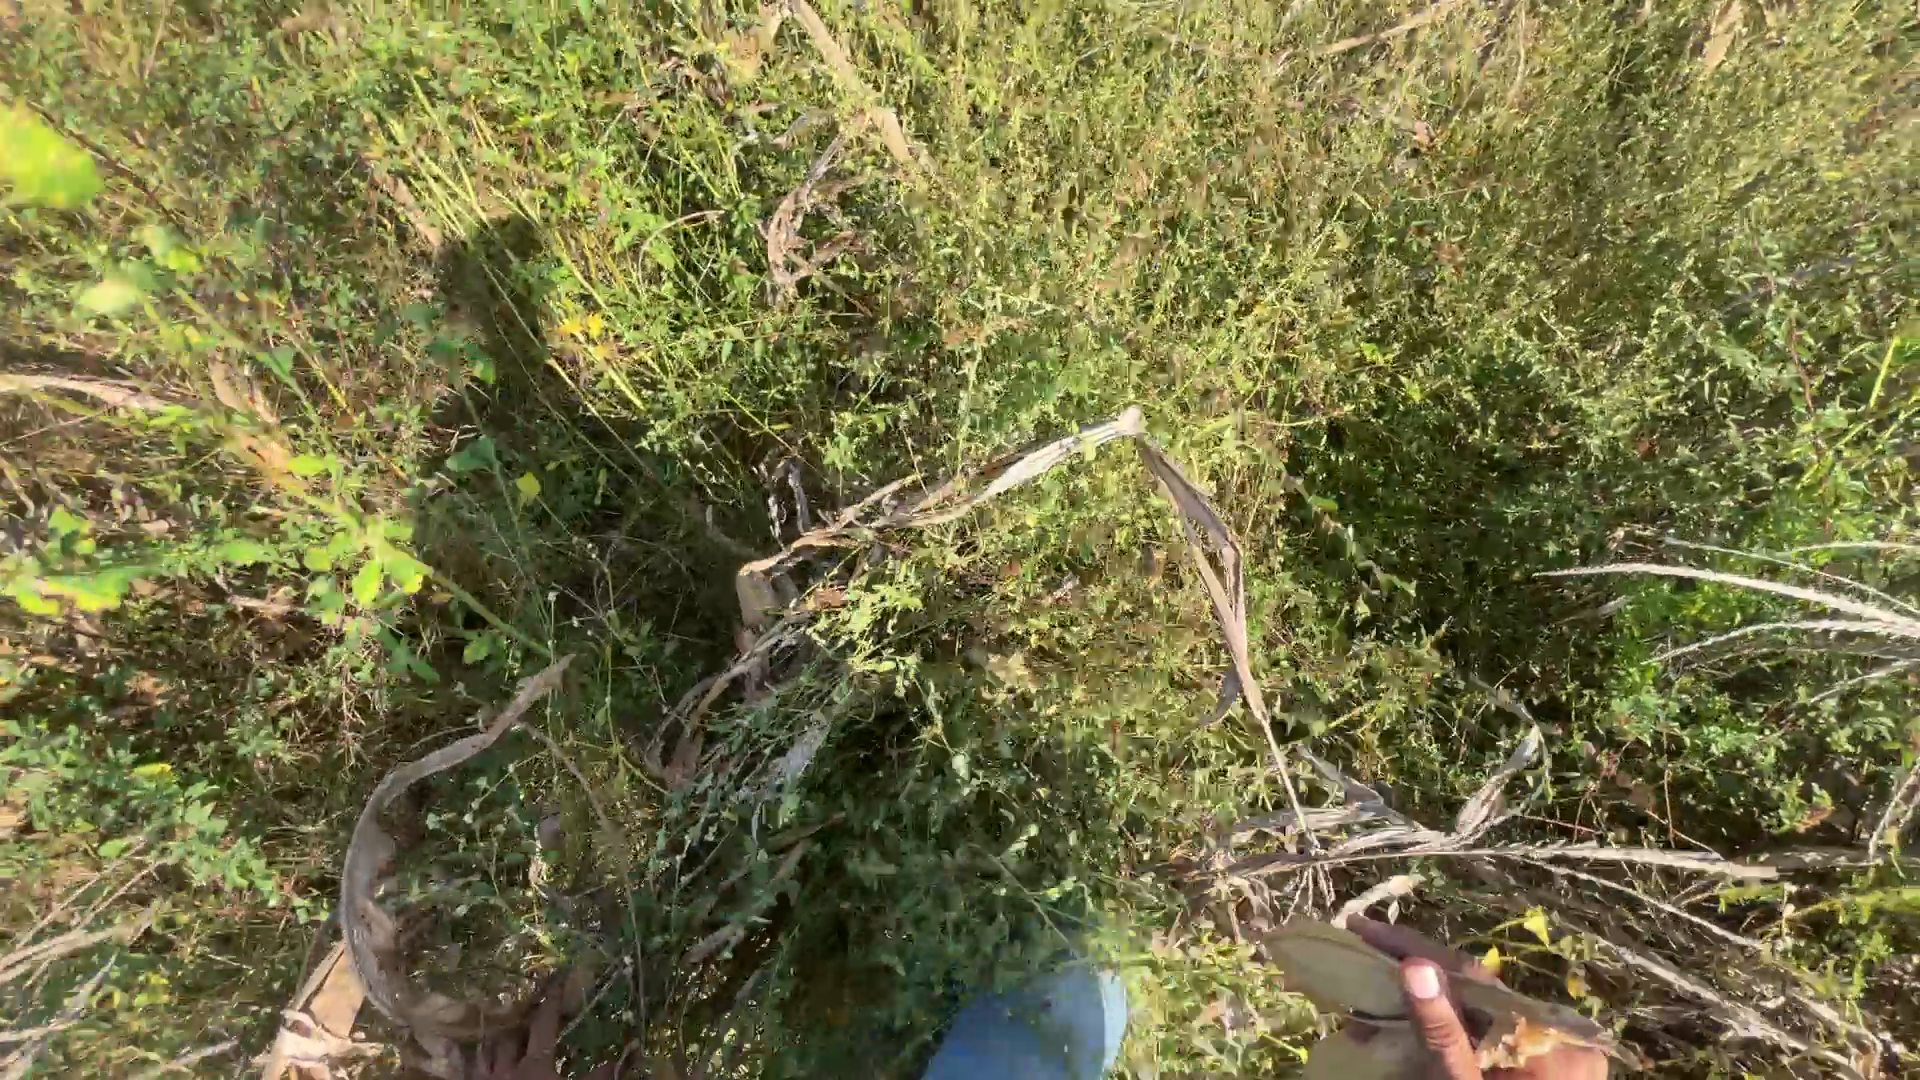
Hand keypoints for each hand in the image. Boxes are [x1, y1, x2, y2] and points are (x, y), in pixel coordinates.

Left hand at [469, 976, 619, 1079]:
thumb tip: (617, 1059)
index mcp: (535, 1064)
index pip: (544, 1022)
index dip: (551, 999)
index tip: (558, 978)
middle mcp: (505, 1069)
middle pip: (510, 1035)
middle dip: (519, 1021)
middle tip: (529, 1010)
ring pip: (484, 1053)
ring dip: (493, 1041)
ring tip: (501, 1031)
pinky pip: (464, 1073)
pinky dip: (467, 1064)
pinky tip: (470, 1060)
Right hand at [1346, 917, 1607, 1079]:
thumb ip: (1441, 1031)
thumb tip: (1415, 965)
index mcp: (1545, 1035)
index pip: (1464, 969)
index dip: (1408, 945)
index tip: (1357, 927)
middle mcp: (1553, 1035)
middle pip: (1466, 984)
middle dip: (1406, 973)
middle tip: (1357, 954)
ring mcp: (1547, 1053)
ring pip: (1468, 1004)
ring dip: (1416, 1000)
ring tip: (1367, 1005)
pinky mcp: (1534, 1067)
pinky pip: (1479, 1027)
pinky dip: (1438, 1024)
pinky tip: (1400, 1027)